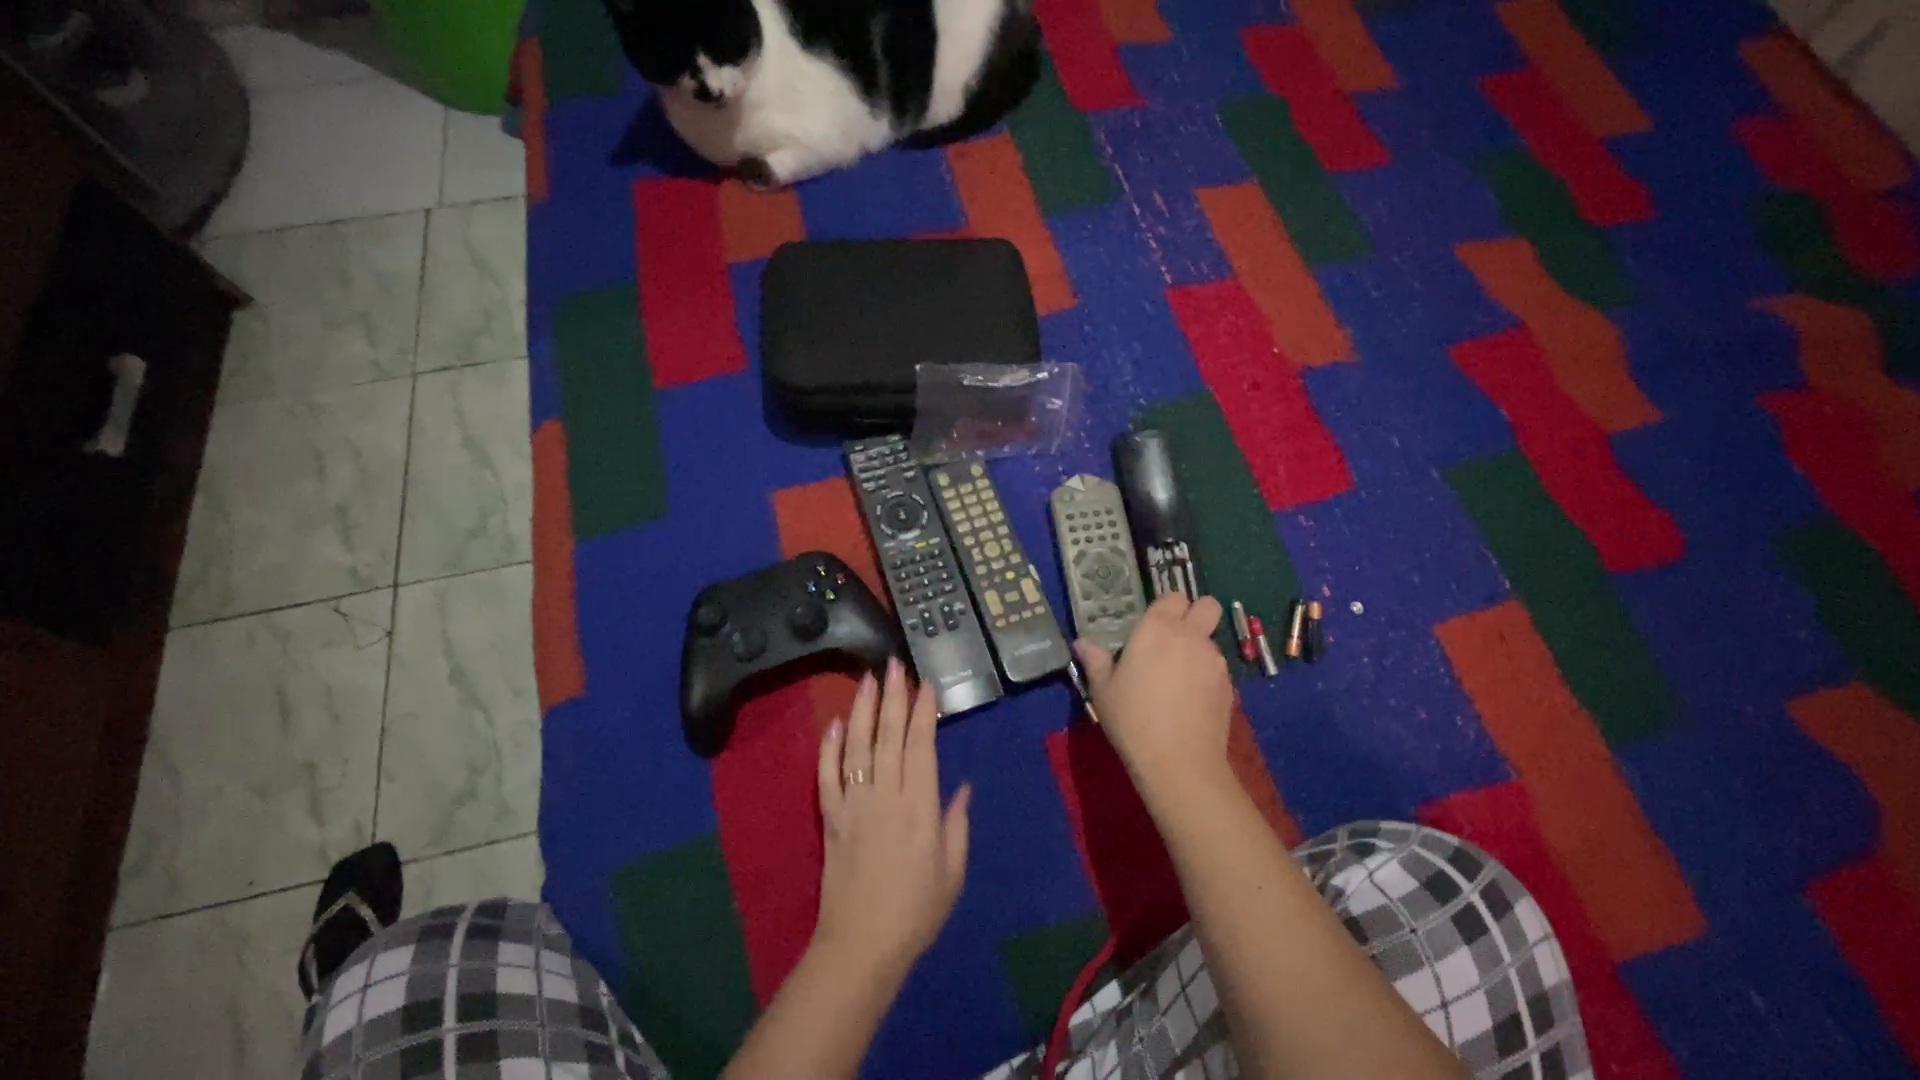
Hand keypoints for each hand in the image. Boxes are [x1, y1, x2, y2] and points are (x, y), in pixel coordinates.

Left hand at [813, 659, 971, 979]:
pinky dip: (828, 748)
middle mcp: (885, 797)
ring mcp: (853, 806)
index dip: (923, 712)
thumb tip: (961, 787)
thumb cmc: (917, 910)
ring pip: (855, 748)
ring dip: (861, 710)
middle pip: (887, 737)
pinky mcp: (830, 819)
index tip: (925, 683)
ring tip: (866, 679)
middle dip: (892, 697)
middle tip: (893, 664)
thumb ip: (956, 824)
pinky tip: (832, 723)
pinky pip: (827, 776)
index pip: (920, 747)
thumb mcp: (952, 871)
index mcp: (919, 808)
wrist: (862, 944)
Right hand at [1075, 593, 1235, 803]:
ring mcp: (1214, 660)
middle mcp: (1190, 636)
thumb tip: (1082, 643)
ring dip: (1199, 650)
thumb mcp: (1103, 690)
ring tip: (1178, 681)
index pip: (1173, 596)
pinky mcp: (1229, 685)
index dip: (1166, 608)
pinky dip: (1207, 677)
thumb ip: (1095, 660)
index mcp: (1157, 629)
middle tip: (1176, 639)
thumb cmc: (1132, 719)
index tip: (1153, 627)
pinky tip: (1191, 703)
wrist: (1178, 761)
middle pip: (1207, 605)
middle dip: (1197, 614)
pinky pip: (1218, 669)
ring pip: (1211, 640)